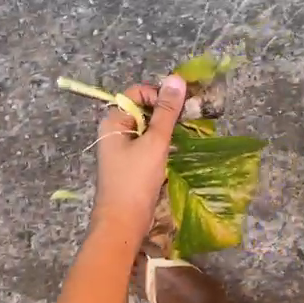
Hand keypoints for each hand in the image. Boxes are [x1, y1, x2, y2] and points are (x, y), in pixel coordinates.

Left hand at [91, 75, 187, 240]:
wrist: (122, 224)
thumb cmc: (135, 180)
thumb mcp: (154, 142)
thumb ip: (166, 111)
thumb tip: (177, 78)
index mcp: (113, 121)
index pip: (137, 93)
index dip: (158, 94)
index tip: (180, 106)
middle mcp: (114, 131)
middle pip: (142, 109)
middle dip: (166, 111)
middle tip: (190, 117)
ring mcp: (122, 148)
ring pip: (147, 127)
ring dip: (167, 127)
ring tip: (188, 132)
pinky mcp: (131, 163)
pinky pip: (148, 144)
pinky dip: (163, 142)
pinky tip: (178, 147)